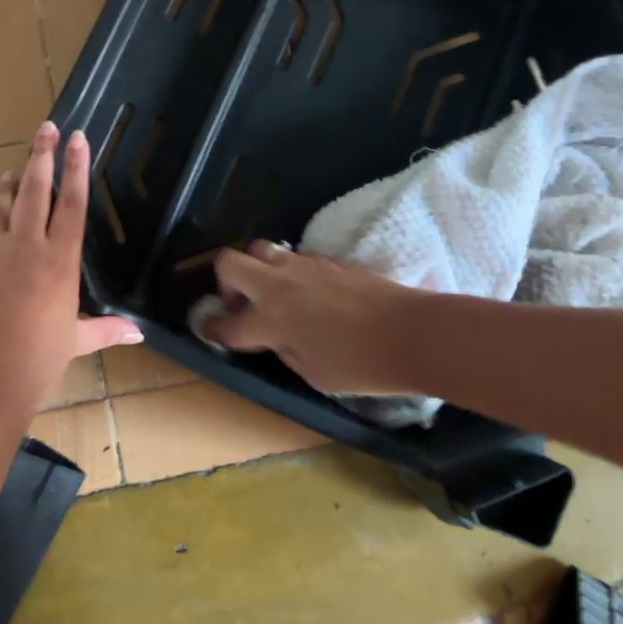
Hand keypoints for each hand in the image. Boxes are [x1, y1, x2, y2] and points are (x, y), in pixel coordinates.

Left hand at [0, 121, 142, 406]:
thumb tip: (138, 334)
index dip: (76, 168)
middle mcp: (25, 247)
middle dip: (41, 157)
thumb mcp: (77, 341)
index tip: (77, 138)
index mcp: (59, 259)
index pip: (73, 203)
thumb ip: (106, 330)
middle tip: (44, 129)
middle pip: (35, 192)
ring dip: (5, 190)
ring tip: (10, 175)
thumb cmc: (39, 358)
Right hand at [195, 241, 423, 395]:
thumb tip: (275, 337)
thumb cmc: (362, 365)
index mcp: (271, 320)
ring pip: (259, 249)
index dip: (213, 331)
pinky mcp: (326, 259)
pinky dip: (288, 271)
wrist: (412, 333)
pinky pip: (293, 257)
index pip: (226, 325)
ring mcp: (302, 266)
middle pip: (228, 262)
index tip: (210, 332)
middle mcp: (278, 285)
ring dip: (255, 268)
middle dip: (224, 282)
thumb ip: (284, 351)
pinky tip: (306, 294)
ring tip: (273, 293)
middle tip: (241, 304)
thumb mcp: (314, 375)